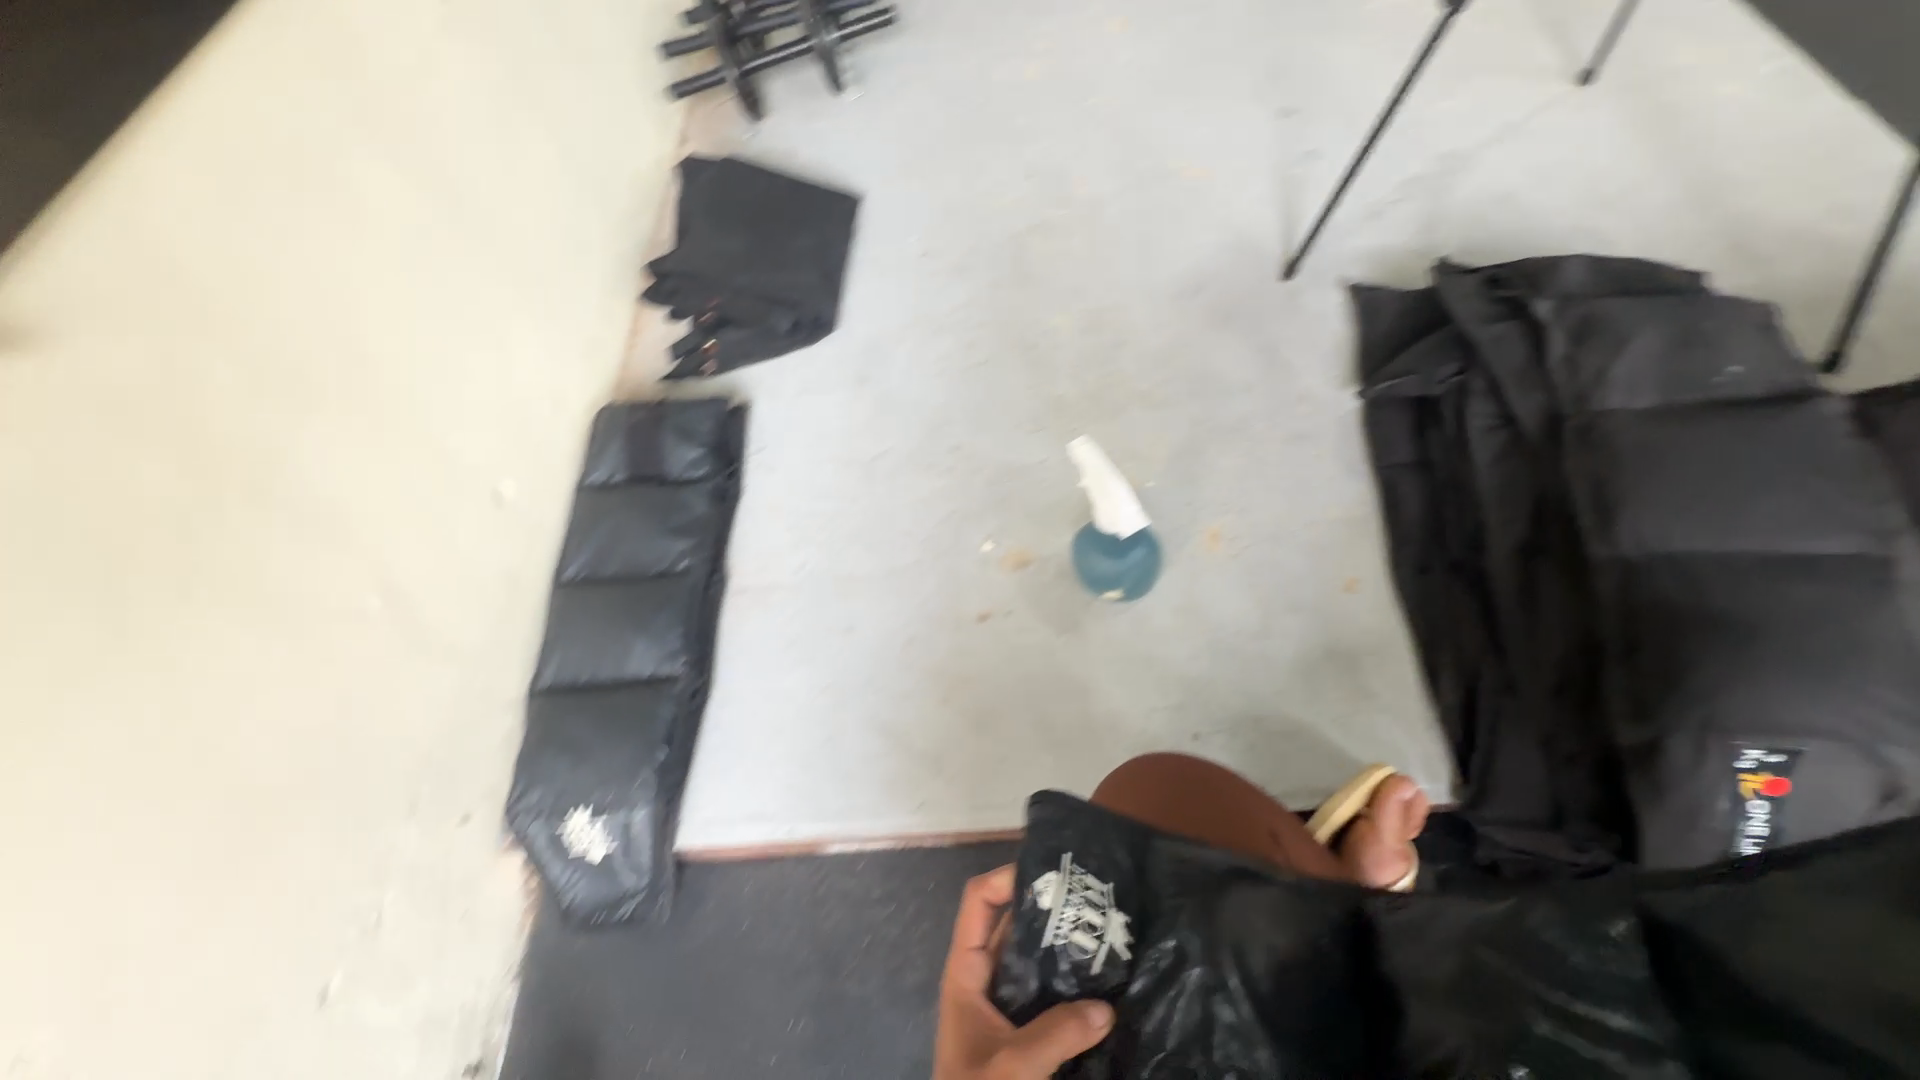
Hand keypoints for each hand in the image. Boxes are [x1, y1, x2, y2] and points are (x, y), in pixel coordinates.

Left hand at [933, 865, 1114, 1078]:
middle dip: (1047, 907)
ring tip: (1106, 932)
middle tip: (1094, 898)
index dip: (1007, 877)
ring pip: (1031, 958)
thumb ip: (1058, 1033)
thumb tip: (1107, 1007)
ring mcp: (1001, 1004)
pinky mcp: (1020, 1030)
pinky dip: (1069, 983)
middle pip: (1010, 924)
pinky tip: (1103, 983)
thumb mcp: (1013, 1067)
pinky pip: (1045, 993)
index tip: (1051, 872)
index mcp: (965, 971)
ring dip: (1062, 945)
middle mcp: (982, 977)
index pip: (978, 901)